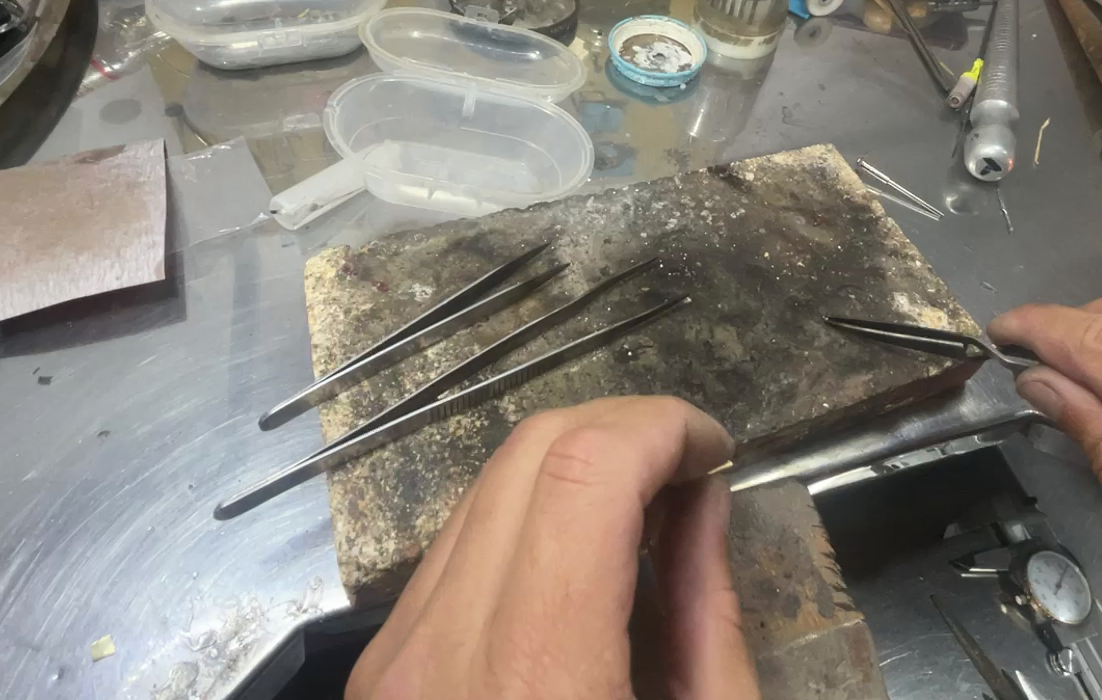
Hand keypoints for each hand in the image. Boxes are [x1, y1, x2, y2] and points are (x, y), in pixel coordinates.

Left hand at [347, 396, 758, 699]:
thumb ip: (706, 615)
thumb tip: (701, 496)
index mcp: (531, 680)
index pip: (584, 466)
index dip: (662, 426)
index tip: (717, 449)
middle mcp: (438, 645)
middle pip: (533, 449)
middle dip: (627, 428)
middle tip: (692, 466)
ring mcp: (393, 651)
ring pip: (493, 479)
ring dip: (581, 459)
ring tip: (648, 500)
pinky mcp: (383, 661)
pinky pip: (466, 534)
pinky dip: (537, 506)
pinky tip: (586, 546)